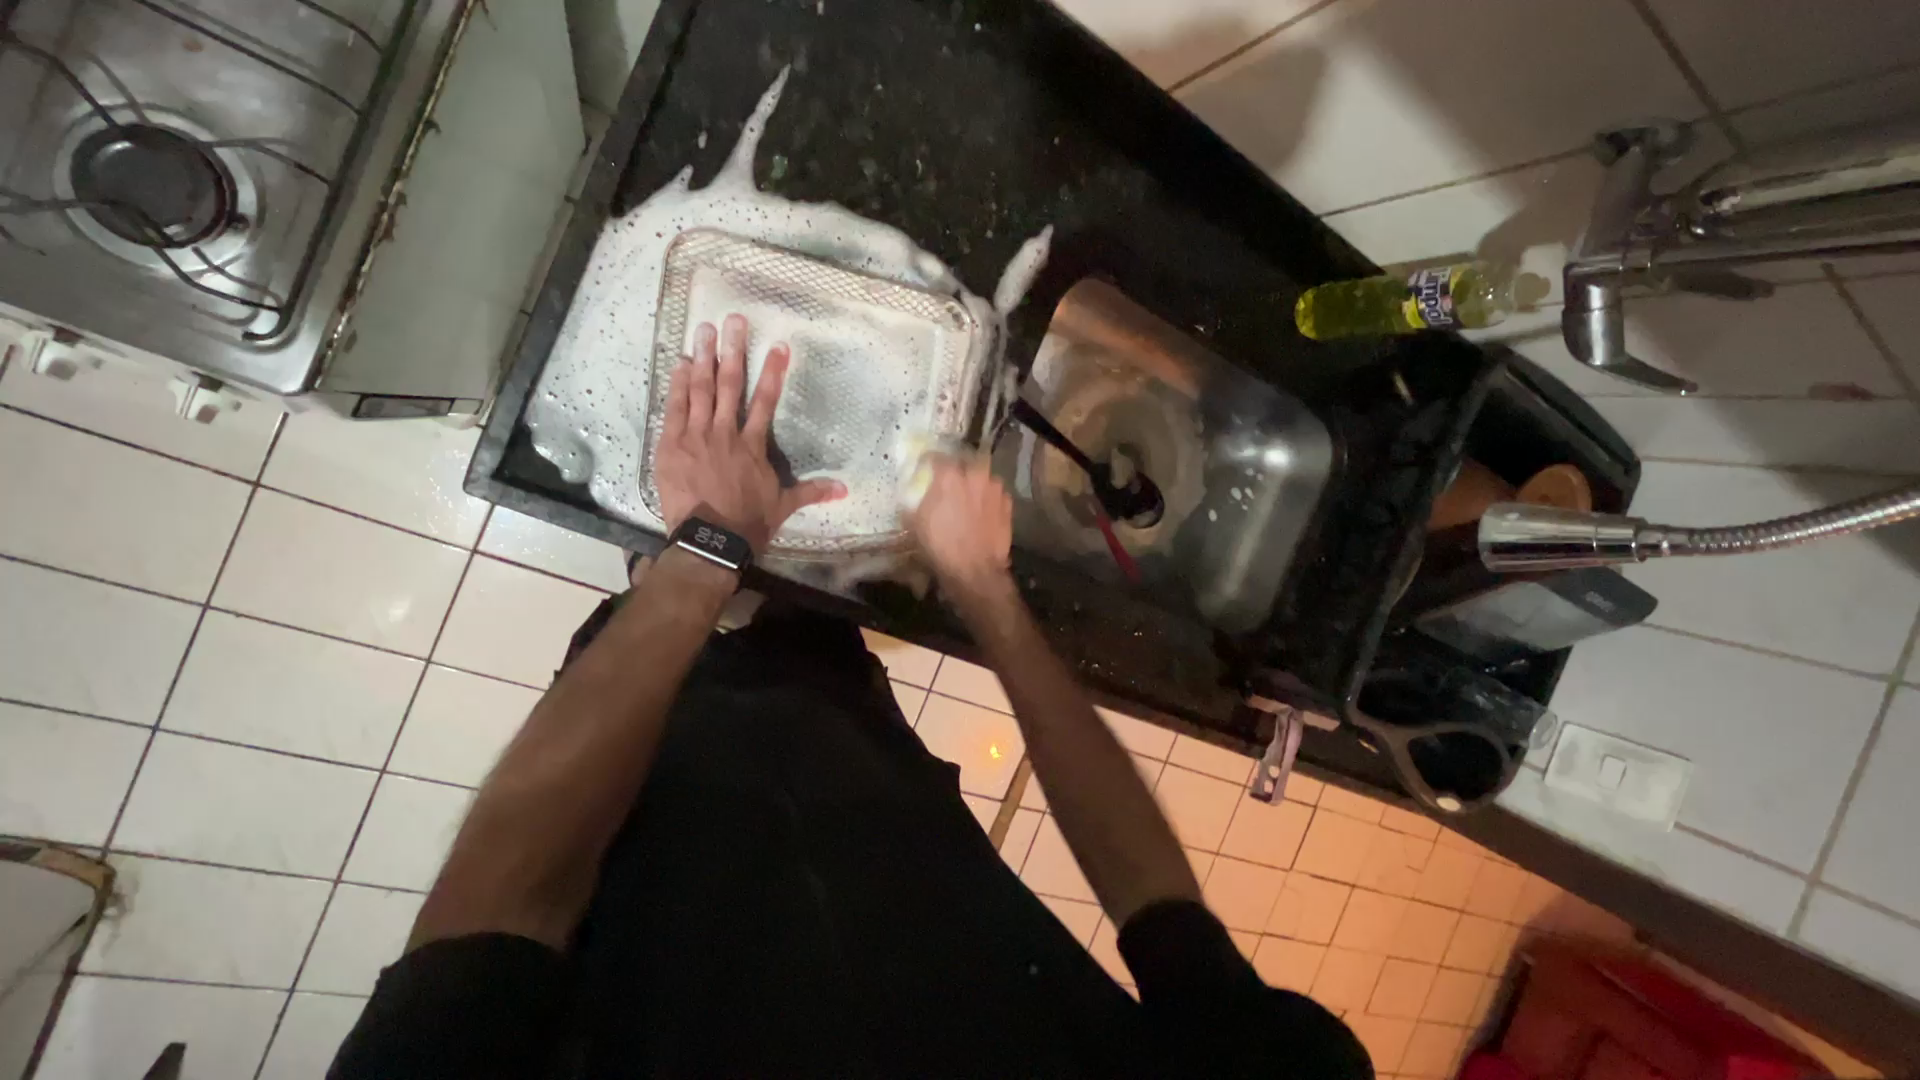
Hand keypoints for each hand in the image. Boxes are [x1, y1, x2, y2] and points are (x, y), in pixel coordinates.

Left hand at [655, 314, 844, 551]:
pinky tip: (680, 363)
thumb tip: (844, 489)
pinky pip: (675, 408)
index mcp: (753, 446)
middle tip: (733, 320)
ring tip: (703, 330)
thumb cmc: (748, 523)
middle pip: (730, 384)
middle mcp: (726, 433)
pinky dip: (677, 385)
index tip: (777, 345)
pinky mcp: (671, 445)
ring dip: (703, 357)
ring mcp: (696, 436)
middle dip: (733, 350)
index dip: (772, 372)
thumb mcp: (783, 506)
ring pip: (700, 389)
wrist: (710, 541)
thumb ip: (811, 491)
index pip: (765, 401)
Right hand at [910, 457, 1012, 592]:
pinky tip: (983, 511)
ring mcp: (995, 488)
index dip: (927, 462)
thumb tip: (912, 494)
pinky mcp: (1008, 504)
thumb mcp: (915, 523)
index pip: (935, 456)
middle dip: (956, 469)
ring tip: (968, 497)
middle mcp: (975, 474)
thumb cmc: (940, 546)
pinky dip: (988, 499)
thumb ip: (914, 501)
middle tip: (949, 482)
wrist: (975, 570)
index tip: (923, 468)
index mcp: (949, 475)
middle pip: (963, 462)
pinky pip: (995, 494)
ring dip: (975, 483)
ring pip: (983, 477)